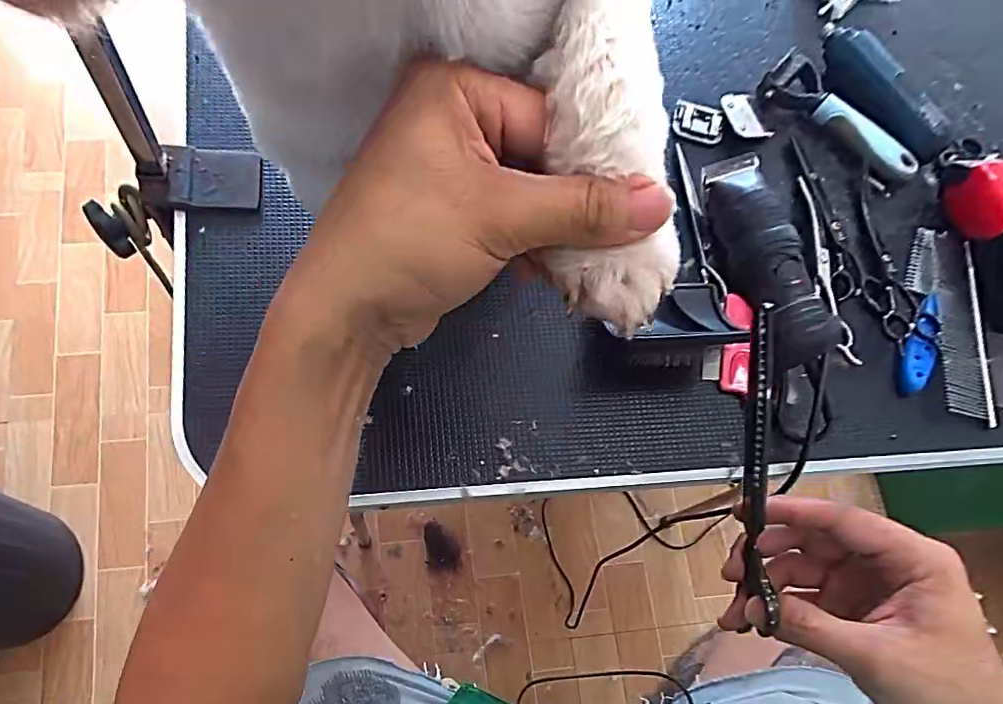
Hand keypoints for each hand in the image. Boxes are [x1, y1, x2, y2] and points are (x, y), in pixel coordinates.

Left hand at [283, 59, 674, 353]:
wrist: (351, 312)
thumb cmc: (402, 243)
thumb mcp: (501, 216)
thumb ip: (581, 209)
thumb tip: (651, 203)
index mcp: (458, 92)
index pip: (552, 122)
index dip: (596, 168)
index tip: (635, 206)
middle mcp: (457, 124)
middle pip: (548, 163)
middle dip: (581, 211)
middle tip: (619, 243)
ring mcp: (458, 174)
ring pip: (537, 200)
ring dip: (564, 238)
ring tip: (591, 268)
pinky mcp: (461, 218)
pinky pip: (518, 225)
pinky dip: (540, 251)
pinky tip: (558, 276)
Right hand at [718, 497, 1002, 703]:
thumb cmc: (945, 688)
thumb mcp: (874, 655)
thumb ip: (811, 626)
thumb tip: (753, 608)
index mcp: (912, 558)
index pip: (844, 522)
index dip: (794, 513)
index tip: (750, 511)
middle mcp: (887, 564)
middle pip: (817, 542)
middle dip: (769, 554)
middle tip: (732, 573)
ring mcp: (869, 587)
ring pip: (806, 570)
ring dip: (768, 586)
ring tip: (735, 611)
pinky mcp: (856, 610)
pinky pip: (809, 599)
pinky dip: (781, 608)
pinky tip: (755, 621)